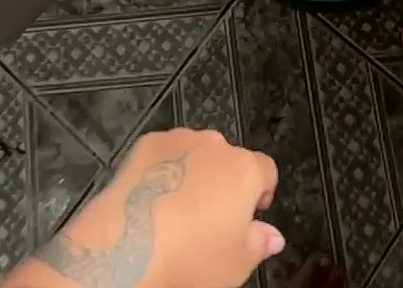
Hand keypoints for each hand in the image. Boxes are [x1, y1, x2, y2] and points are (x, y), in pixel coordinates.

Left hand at [2, 128, 282, 287]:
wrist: (128, 248)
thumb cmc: (192, 258)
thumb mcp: (237, 264)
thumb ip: (260, 242)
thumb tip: (274, 235)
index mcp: (243, 169)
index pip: (266, 169)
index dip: (262, 191)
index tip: (251, 214)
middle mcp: (213, 144)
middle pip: (229, 158)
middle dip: (226, 181)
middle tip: (213, 217)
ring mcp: (177, 139)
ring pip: (196, 152)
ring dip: (195, 171)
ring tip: (180, 208)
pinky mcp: (144, 142)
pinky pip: (165, 152)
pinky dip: (165, 167)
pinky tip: (155, 197)